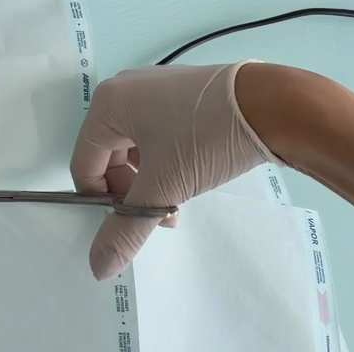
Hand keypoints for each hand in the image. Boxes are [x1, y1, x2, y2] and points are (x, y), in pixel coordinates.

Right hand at [70, 63, 276, 279]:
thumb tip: (98, 267)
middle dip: (131, 192)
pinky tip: (191, 171)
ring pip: (133, 146)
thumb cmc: (204, 138)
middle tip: (165, 213)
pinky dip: (163, 158)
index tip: (140, 220)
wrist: (269, 105)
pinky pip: (153, 130)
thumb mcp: (164, 187)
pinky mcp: (175, 91)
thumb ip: (127, 229)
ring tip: (180, 197)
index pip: (84, 165)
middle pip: (108, 155)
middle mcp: (121, 88)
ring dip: (149, 179)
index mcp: (107, 104)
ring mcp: (150, 86)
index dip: (105, 201)